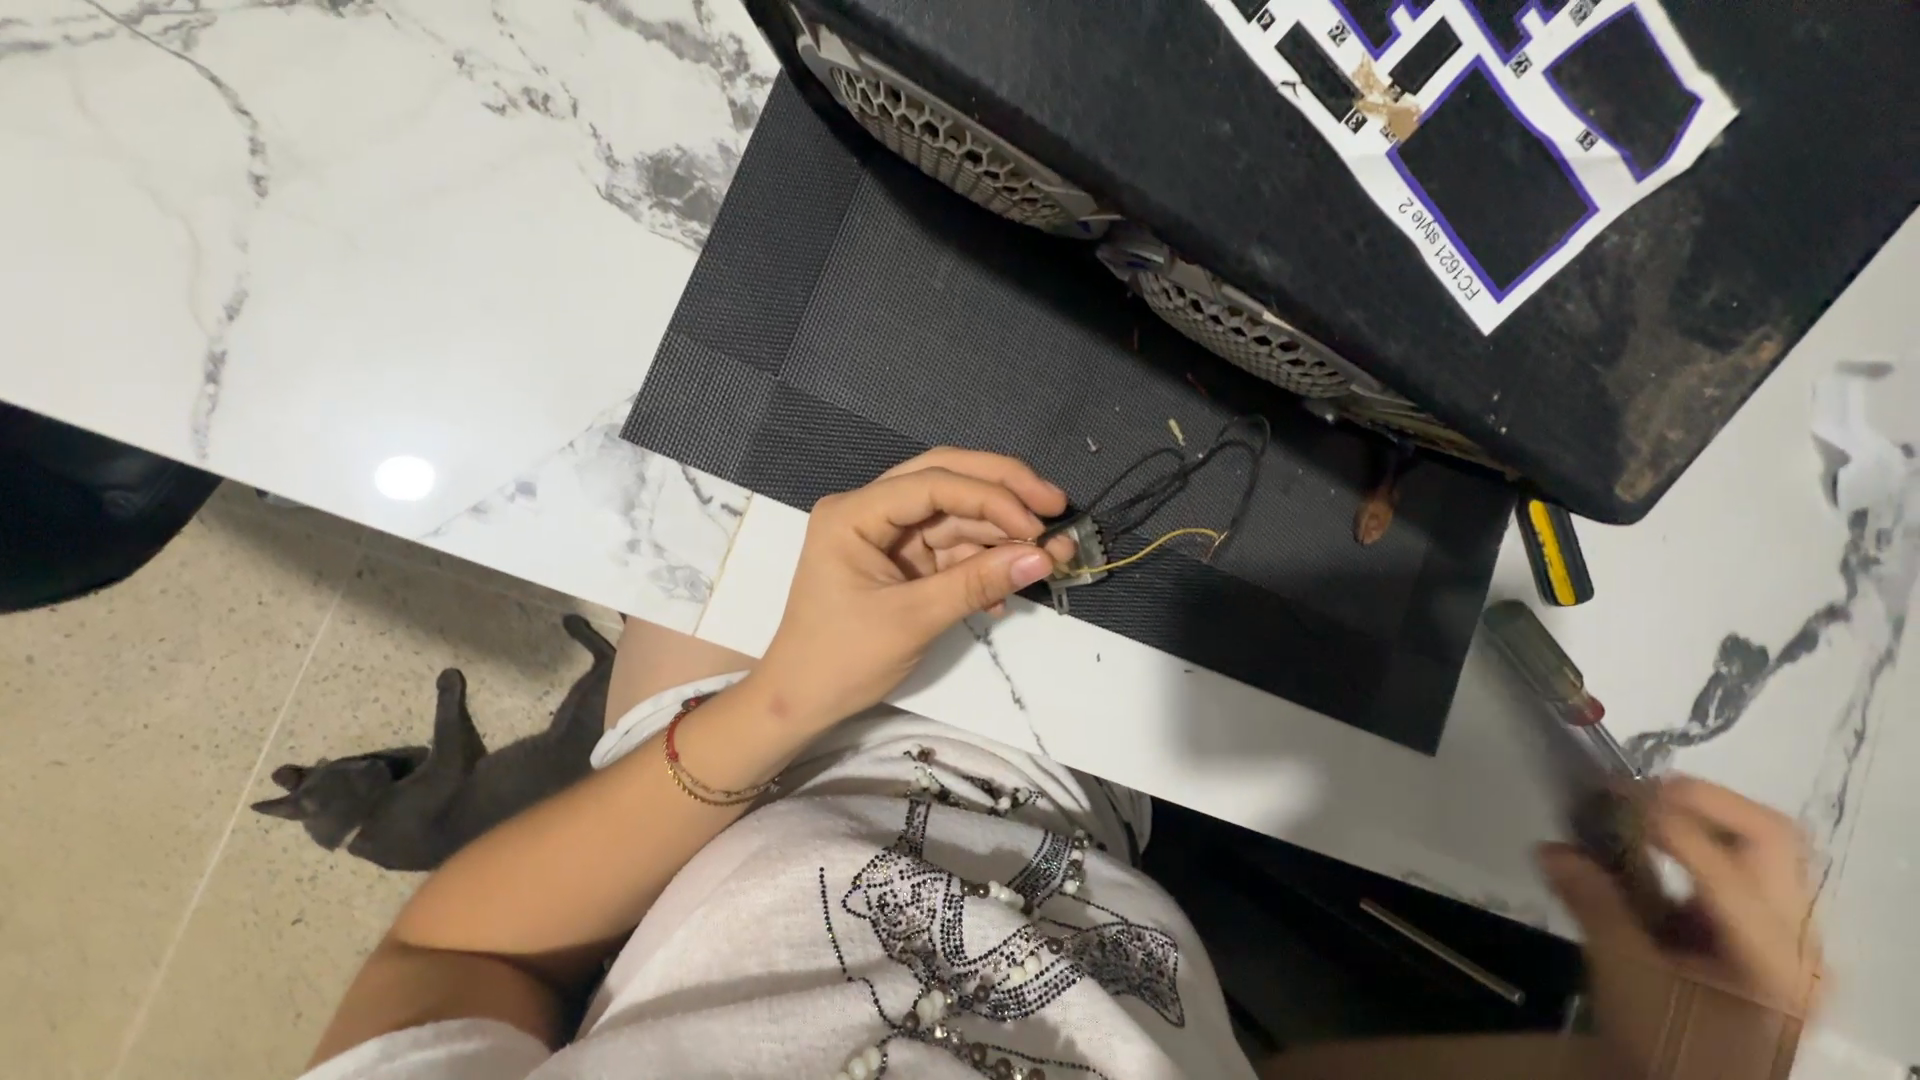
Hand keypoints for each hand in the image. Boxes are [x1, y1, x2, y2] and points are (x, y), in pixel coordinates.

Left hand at [746, 449, 1075, 728]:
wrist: (802, 702)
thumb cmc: (842, 659)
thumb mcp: (912, 620)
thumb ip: (976, 583)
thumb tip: (1043, 556)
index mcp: (855, 513)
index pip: (933, 482)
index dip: (991, 497)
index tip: (1037, 525)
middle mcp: (871, 511)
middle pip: (946, 478)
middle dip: (1003, 491)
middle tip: (1056, 506)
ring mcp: (889, 535)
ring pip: (956, 514)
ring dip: (1002, 532)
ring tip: (1053, 553)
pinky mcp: (904, 561)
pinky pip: (953, 547)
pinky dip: (984, 562)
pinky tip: (1012, 586)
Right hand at [1540, 776, 1824, 1077]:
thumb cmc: (1671, 1047)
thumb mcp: (1625, 979)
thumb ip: (1592, 905)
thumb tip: (1551, 848)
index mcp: (1771, 954)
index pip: (1718, 860)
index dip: (1658, 818)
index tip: (1601, 793)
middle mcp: (1798, 937)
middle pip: (1771, 837)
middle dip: (1700, 799)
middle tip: (1632, 789)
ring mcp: (1792, 938)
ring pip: (1767, 848)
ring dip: (1701, 817)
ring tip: (1636, 809)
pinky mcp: (1768, 939)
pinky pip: (1746, 869)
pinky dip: (1697, 843)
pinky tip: (1648, 846)